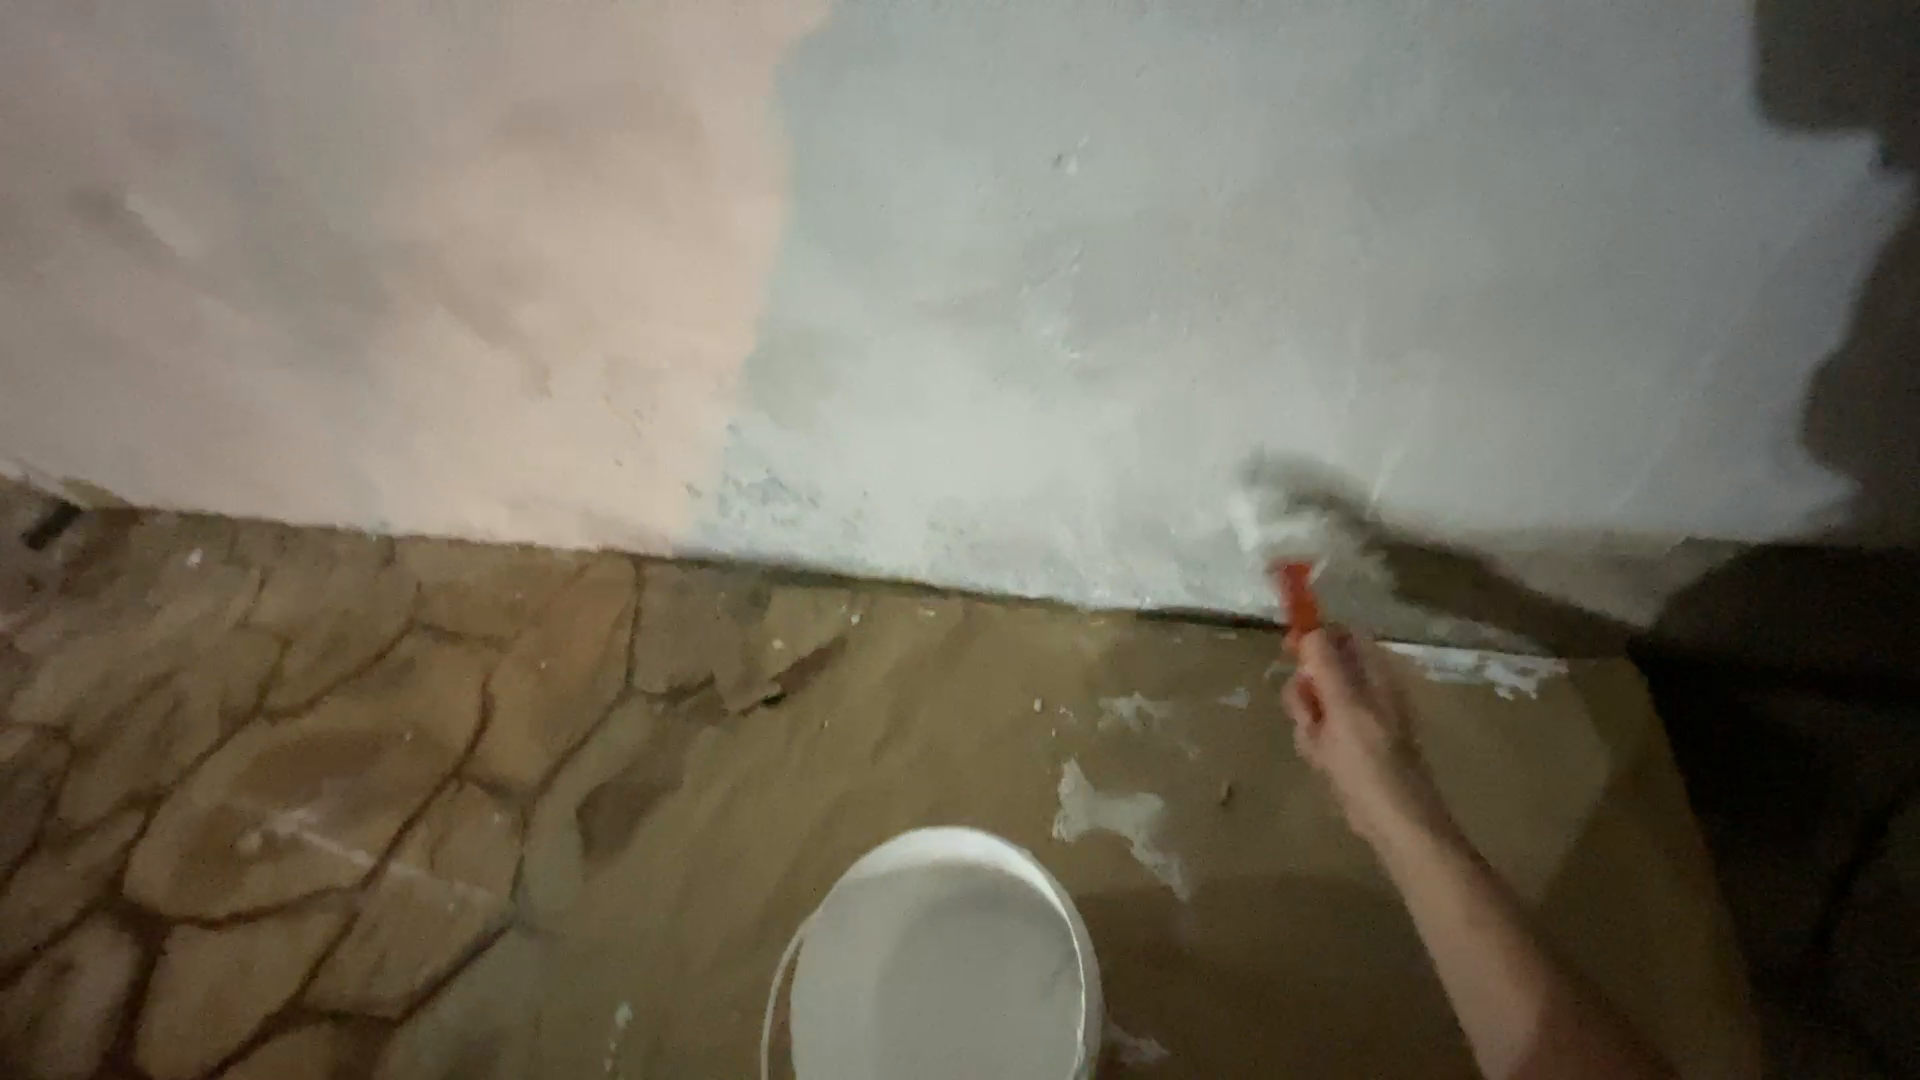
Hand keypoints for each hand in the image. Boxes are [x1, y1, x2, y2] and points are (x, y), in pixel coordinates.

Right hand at [1282, 626, 1455, 848]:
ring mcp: (1357, 717)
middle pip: (1319, 668)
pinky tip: (1322, 760)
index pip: (1340, 636)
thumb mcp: (1343, 707)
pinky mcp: (1348, 742)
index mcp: (1375, 675)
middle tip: (1309, 712)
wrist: (1393, 821)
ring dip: (1306, 719)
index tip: (1289, 651)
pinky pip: (1316, 727)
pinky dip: (1313, 741)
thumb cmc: (1369, 762)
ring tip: (1318, 744)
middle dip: (1305, 690)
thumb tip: (1311, 629)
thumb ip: (1326, 665)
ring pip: (1312, 700)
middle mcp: (1367, 689)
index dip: (1313, 638)